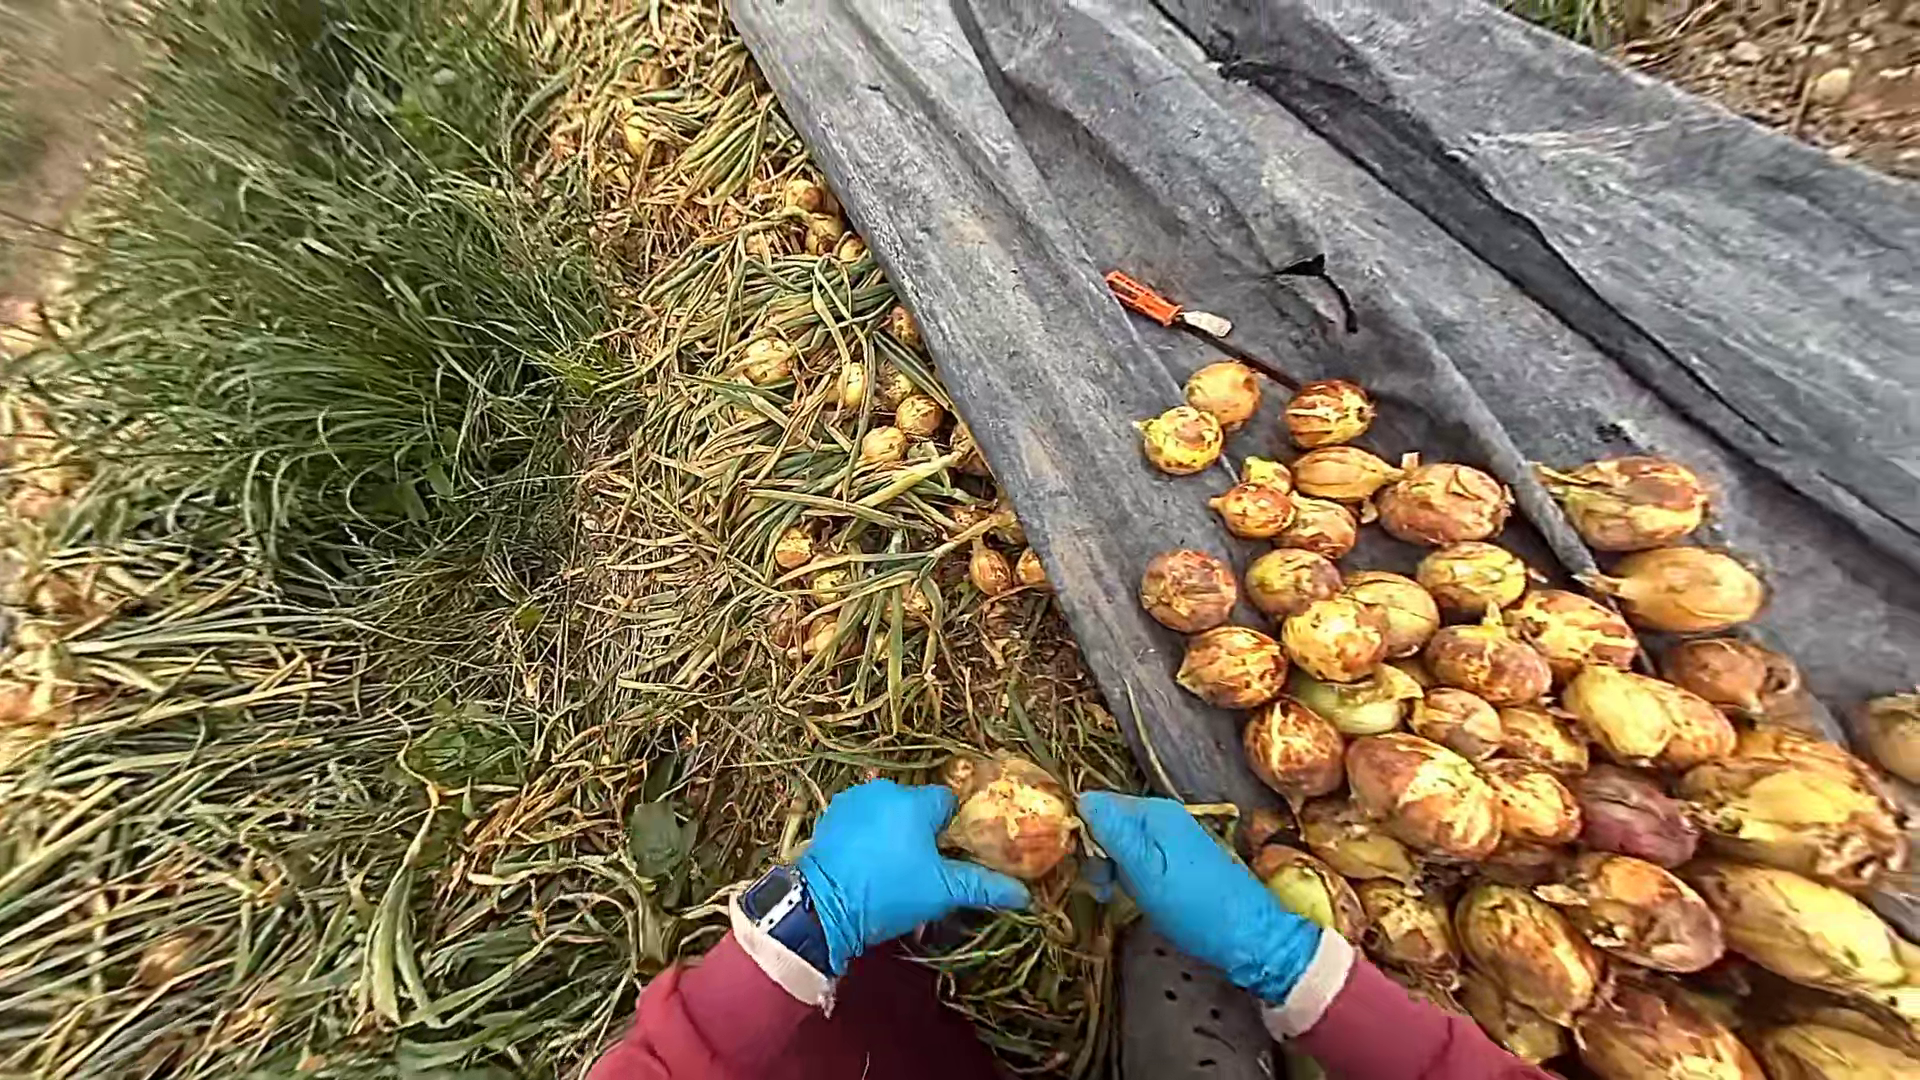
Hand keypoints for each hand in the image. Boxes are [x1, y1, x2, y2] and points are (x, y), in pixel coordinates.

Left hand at [797, 780, 1030, 973]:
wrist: (823, 905)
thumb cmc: (889, 891)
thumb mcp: (940, 892)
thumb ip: (982, 886)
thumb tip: (1024, 894)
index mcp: (916, 801)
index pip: (947, 802)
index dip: (950, 829)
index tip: (945, 856)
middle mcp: (888, 789)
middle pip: (917, 806)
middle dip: (920, 831)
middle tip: (917, 868)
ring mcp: (858, 797)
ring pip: (889, 809)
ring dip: (893, 829)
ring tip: (888, 867)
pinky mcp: (834, 811)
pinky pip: (863, 815)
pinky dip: (867, 831)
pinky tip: (864, 859)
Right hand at [1079, 791, 1321, 1002]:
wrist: (1253, 939)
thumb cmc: (1195, 908)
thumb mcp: (1145, 873)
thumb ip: (1114, 834)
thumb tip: (1081, 799)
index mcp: (1152, 811)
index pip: (1097, 804)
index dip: (1085, 833)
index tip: (1088, 868)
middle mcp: (1162, 812)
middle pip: (1110, 818)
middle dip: (1098, 850)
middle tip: (1103, 888)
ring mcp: (1173, 830)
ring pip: (1123, 836)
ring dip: (1112, 863)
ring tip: (1118, 894)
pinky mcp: (1179, 850)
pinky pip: (1140, 848)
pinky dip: (1131, 869)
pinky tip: (1137, 892)